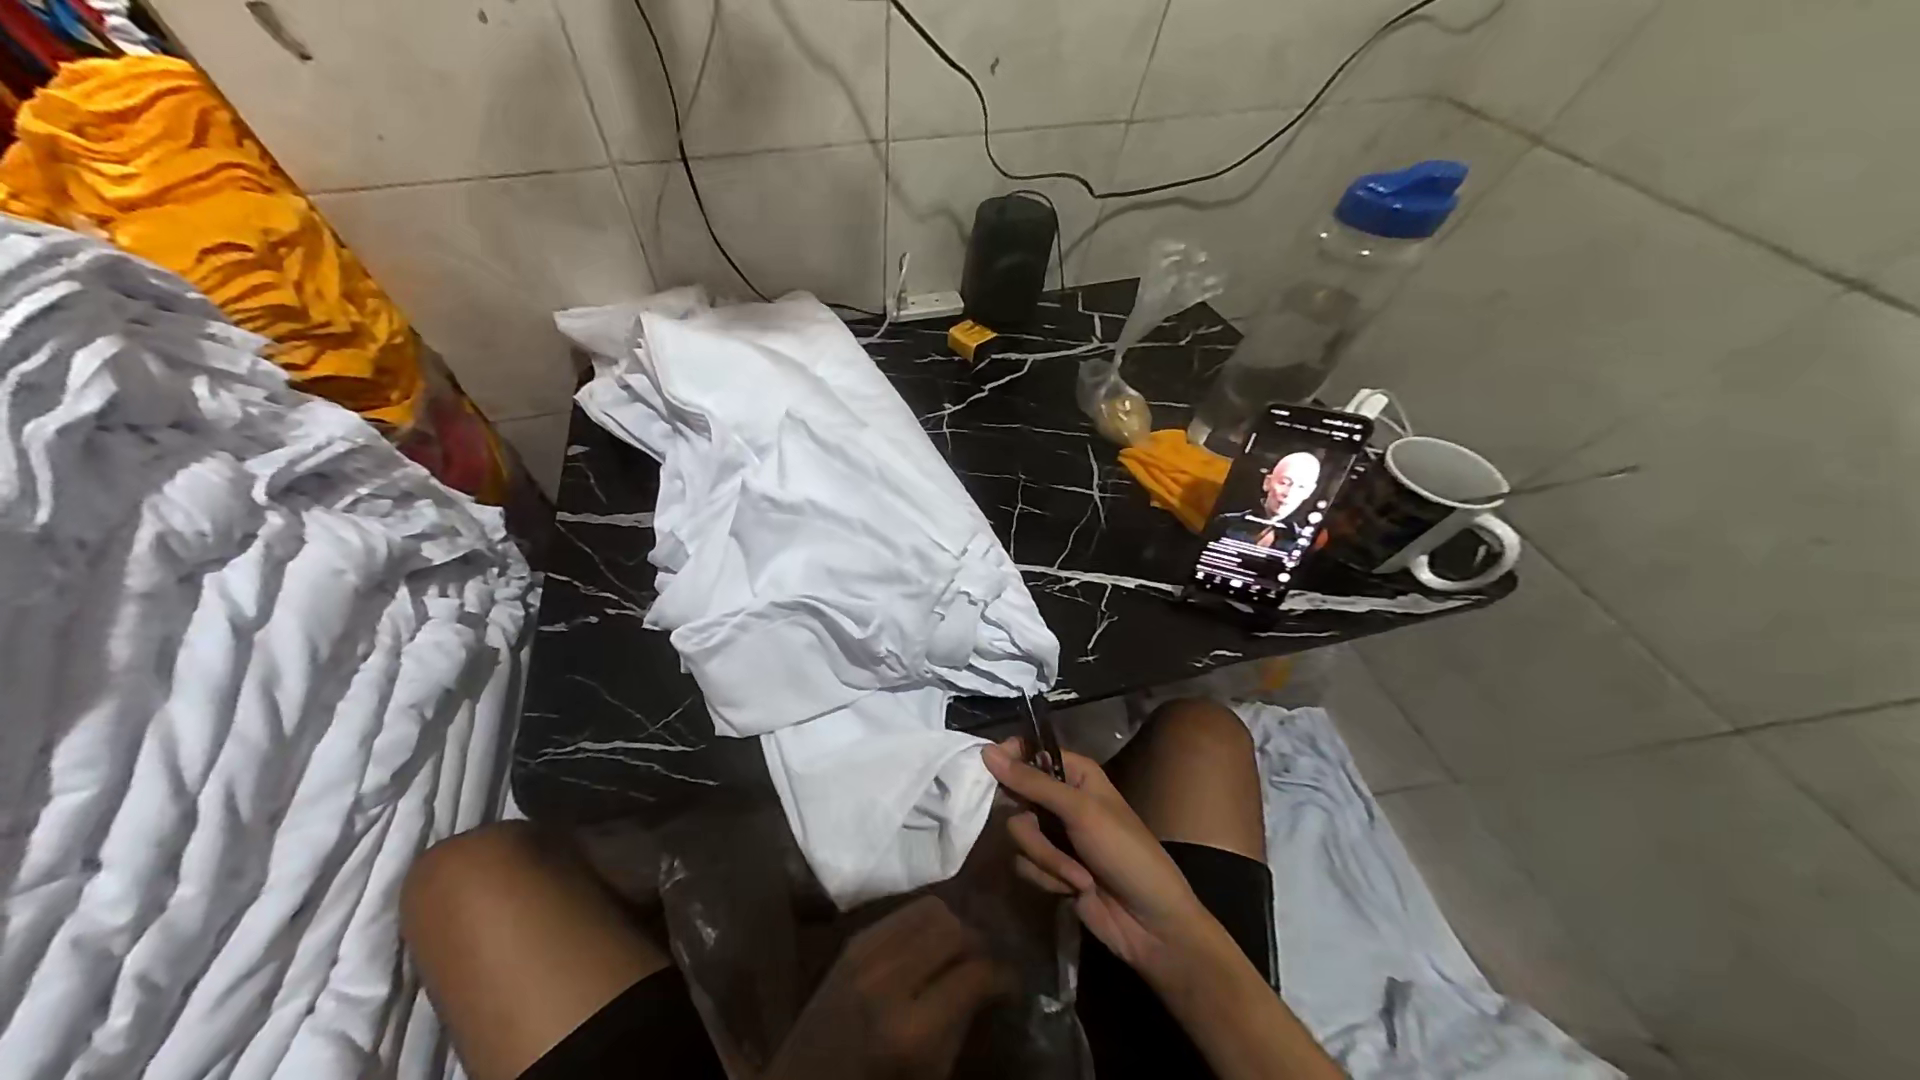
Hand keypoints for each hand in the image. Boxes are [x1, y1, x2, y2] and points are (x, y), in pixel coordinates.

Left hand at [763, 896, 1009, 1079]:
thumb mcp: (930, 1074)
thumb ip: (962, 1024)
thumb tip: (991, 985)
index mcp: (911, 1028)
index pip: (975, 975)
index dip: (1004, 976)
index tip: (1013, 983)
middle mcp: (888, 978)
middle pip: (954, 929)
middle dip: (980, 943)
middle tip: (989, 962)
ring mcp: (865, 953)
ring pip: (931, 909)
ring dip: (954, 926)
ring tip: (962, 950)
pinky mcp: (852, 941)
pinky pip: (902, 912)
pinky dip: (925, 922)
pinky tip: (931, 944)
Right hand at [981, 740, 1223, 986]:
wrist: (1149, 922)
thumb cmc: (1125, 852)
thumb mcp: (1080, 812)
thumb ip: (1032, 782)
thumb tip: (987, 751)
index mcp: (1076, 773)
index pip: (1029, 752)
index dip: (1008, 759)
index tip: (989, 771)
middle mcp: (1061, 799)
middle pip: (1015, 797)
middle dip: (1032, 828)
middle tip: (1046, 834)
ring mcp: (1054, 835)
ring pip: (1018, 834)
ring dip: (1045, 858)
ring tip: (1076, 876)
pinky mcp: (1049, 868)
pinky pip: (1024, 863)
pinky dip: (1047, 877)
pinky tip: (1074, 889)